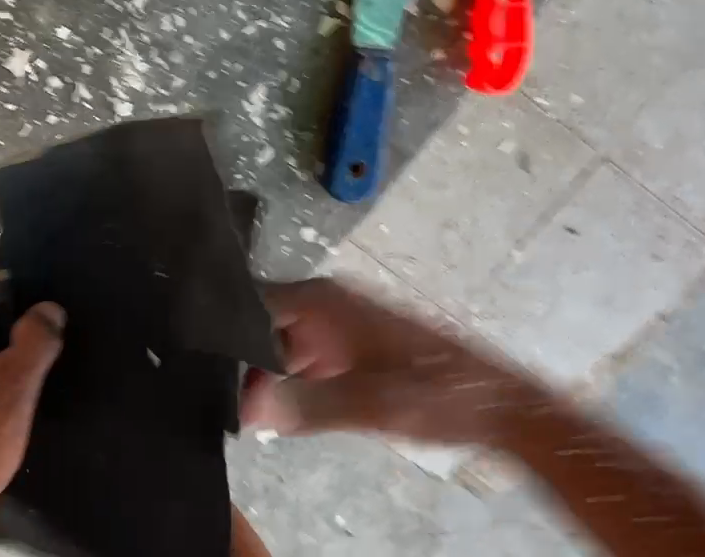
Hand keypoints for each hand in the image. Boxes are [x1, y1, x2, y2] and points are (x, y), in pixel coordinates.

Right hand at [240, 276, 549, 447]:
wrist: (500, 407)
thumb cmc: (434, 394)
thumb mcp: (367, 405)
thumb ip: (304, 404)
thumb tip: (245, 407)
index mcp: (319, 297)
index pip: (248, 302)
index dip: (223, 332)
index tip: (205, 363)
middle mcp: (321, 299)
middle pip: (260, 321)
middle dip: (241, 356)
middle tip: (219, 393)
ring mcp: (335, 319)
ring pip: (279, 340)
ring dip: (265, 370)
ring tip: (243, 404)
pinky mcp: (347, 341)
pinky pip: (301, 353)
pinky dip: (289, 376)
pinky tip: (280, 406)